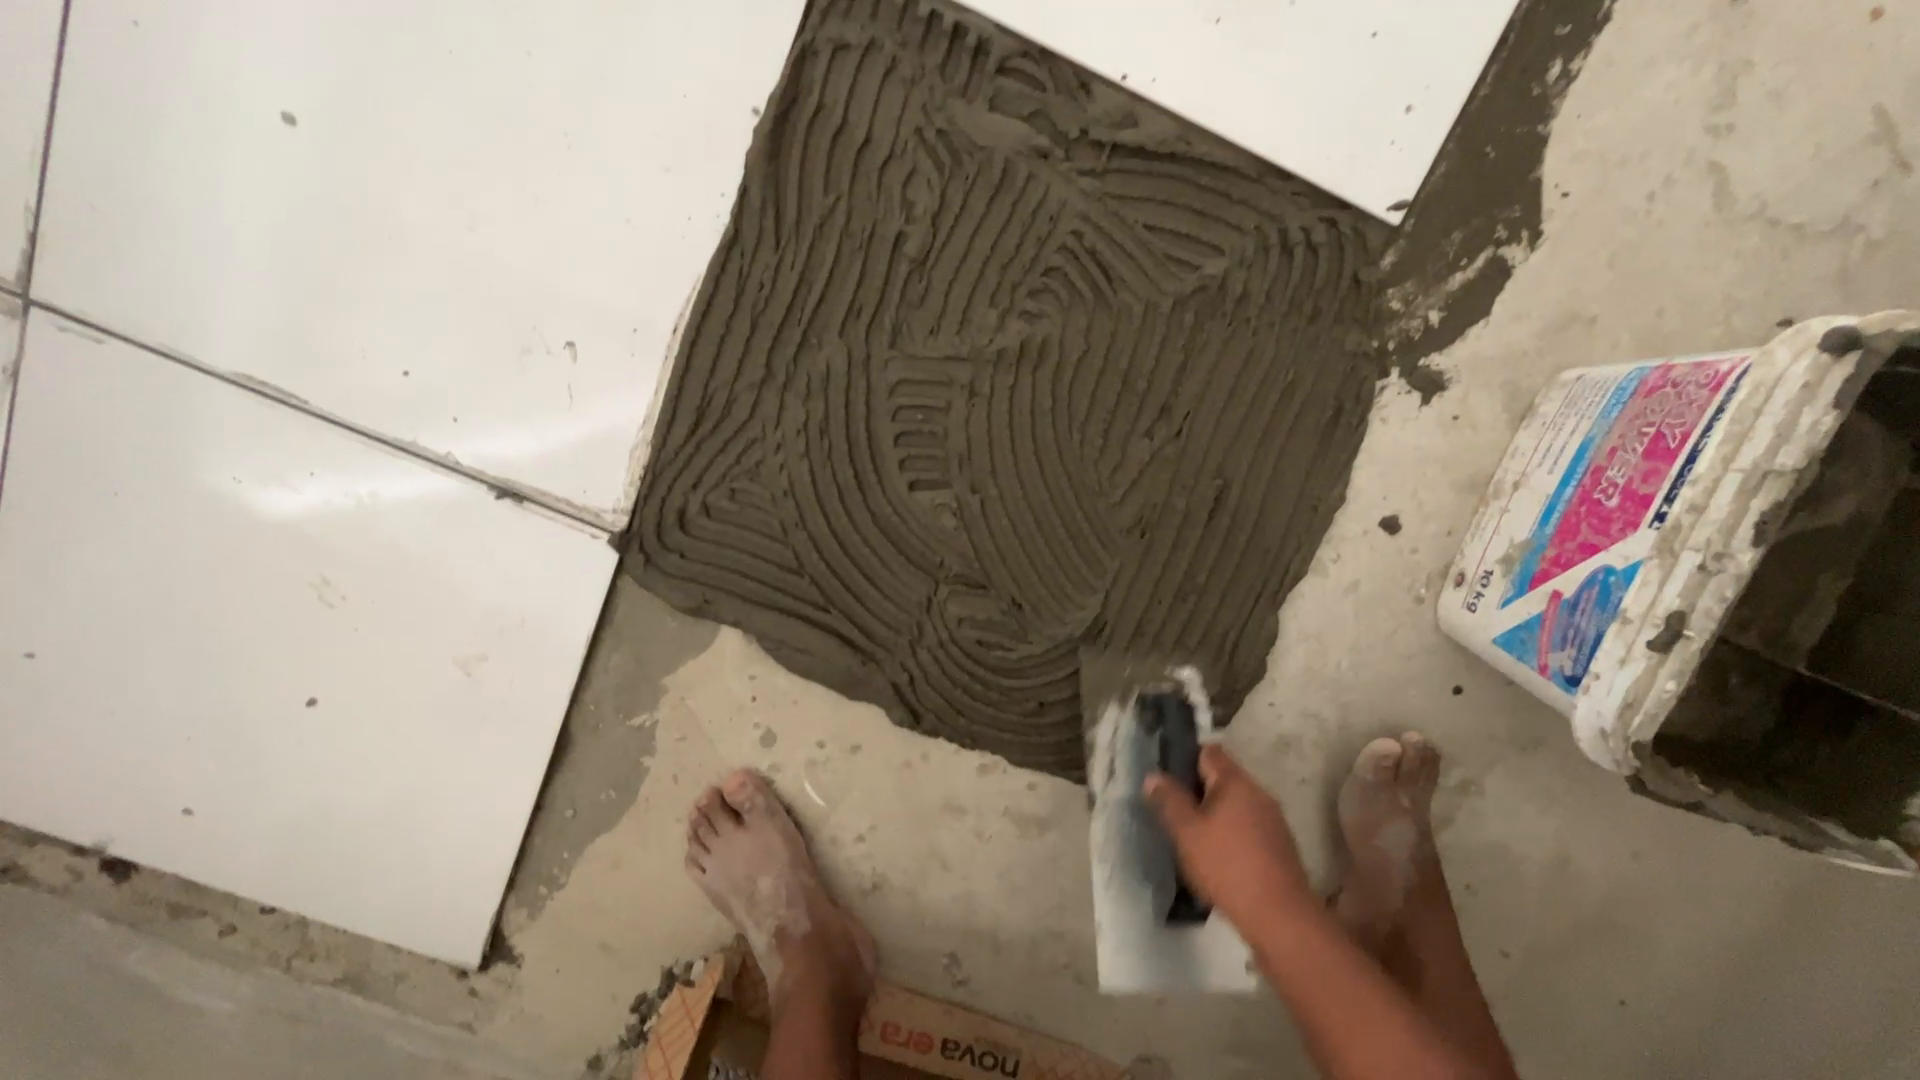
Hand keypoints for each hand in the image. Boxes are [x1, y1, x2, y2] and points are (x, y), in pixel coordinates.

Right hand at [1144, 744, 1315, 927]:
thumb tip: (1154, 776)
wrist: (1279, 915)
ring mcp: (1273, 819)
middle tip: (1174, 812)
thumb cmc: (1227, 866)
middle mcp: (1258, 793)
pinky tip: (1218, 857)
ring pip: (1236, 804)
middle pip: (1223, 778)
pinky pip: (1248, 825)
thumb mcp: (1187, 833)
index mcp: (1236, 782)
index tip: (1167, 780)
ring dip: (1215, 813)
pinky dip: (1231, 832)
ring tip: (1193, 837)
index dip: (1186, 759)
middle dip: (1198, 790)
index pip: (1209, 752)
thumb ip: (1169, 801)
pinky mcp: (1279, 844)